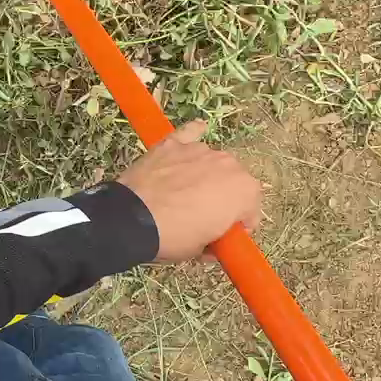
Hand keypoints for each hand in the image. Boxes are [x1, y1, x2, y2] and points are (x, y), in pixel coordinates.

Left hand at [113, 120, 262, 262]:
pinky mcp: (172, 144)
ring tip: (182, 190)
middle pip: (231, 182)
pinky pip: (189, 133)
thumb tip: (211, 244)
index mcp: (245, 190)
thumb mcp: (202, 249)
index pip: (249, 209)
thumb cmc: (174, 237)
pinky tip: (197, 131)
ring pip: (210, 162)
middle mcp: (228, 164)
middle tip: (201, 215)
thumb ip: (215, 239)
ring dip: (203, 174)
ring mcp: (198, 150)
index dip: (236, 225)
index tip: (223, 235)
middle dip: (221, 198)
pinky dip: (193, 133)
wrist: (131, 220)